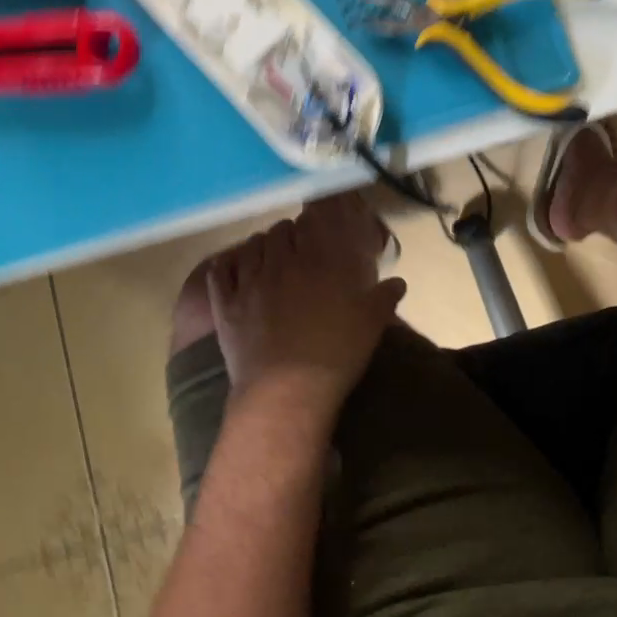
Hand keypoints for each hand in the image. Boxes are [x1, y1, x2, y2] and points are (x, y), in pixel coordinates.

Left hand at [205, 193, 404, 415]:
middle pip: (278, 231)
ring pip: (250, 246)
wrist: (287, 392)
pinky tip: (232, 268)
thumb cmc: (335, 354)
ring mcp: (249, 283)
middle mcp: (281, 263)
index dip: (312, 225)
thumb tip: (398, 282)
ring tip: (267, 257)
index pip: (309, 224)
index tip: (319, 234)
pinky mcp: (226, 305)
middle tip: (296, 249)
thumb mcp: (371, 325)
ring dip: (260, 246)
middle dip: (287, 235)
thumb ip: (384, 298)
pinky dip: (225, 265)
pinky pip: (218, 272)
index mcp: (317, 262)